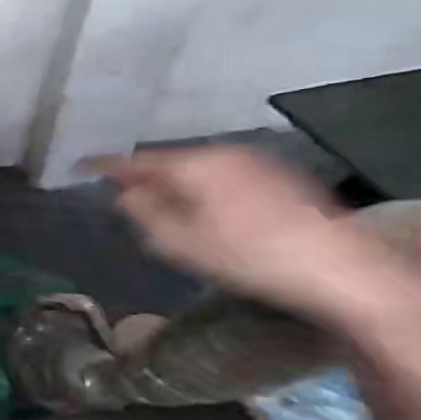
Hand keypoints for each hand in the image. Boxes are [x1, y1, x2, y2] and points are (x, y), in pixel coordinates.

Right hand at [90, 146, 420, 329]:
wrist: (336, 266)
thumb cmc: (247, 256)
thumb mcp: (182, 244)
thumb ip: (146, 215)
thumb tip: (125, 195)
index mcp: (194, 165)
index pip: (138, 161)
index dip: (108, 165)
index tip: (84, 166)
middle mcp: (222, 153)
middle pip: (170, 160)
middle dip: (145, 175)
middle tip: (121, 191)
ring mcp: (255, 161)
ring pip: (199, 167)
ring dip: (175, 182)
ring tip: (159, 202)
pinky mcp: (278, 176)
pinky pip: (222, 174)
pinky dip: (202, 186)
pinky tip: (205, 209)